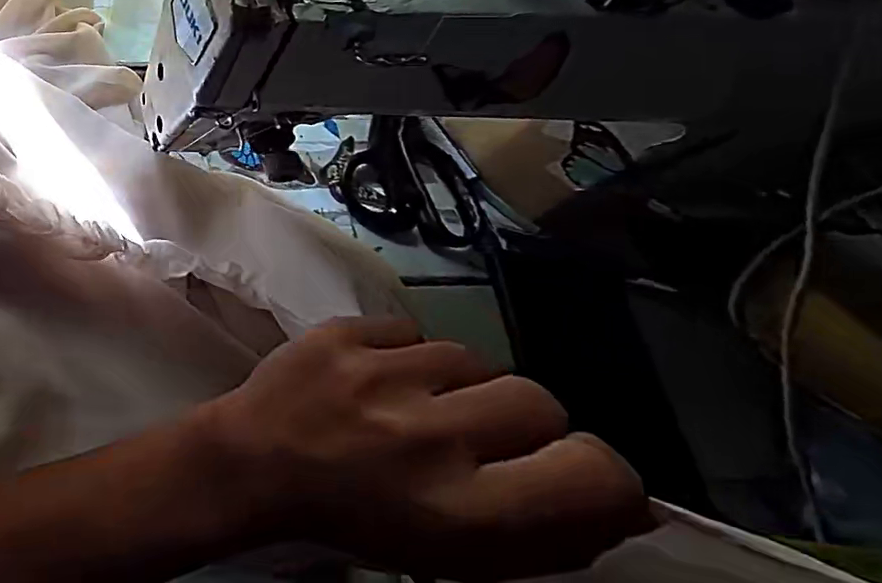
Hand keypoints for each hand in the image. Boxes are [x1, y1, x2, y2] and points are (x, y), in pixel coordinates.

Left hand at [190, 317, 654, 581]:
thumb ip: (547, 532)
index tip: (571, 470)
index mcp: (466, 509)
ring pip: (474, 356)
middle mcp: (429, 434)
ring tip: (420, 401)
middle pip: (538, 398)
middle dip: (525, 418)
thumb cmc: (360, 517)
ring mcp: (380, 373)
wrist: (258, 459)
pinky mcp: (342, 331)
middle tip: (481, 431)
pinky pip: (412, 328)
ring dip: (461, 381)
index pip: (594, 473)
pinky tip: (381, 375)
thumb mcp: (458, 554)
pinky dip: (407, 351)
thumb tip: (623, 498)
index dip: (600, 472)